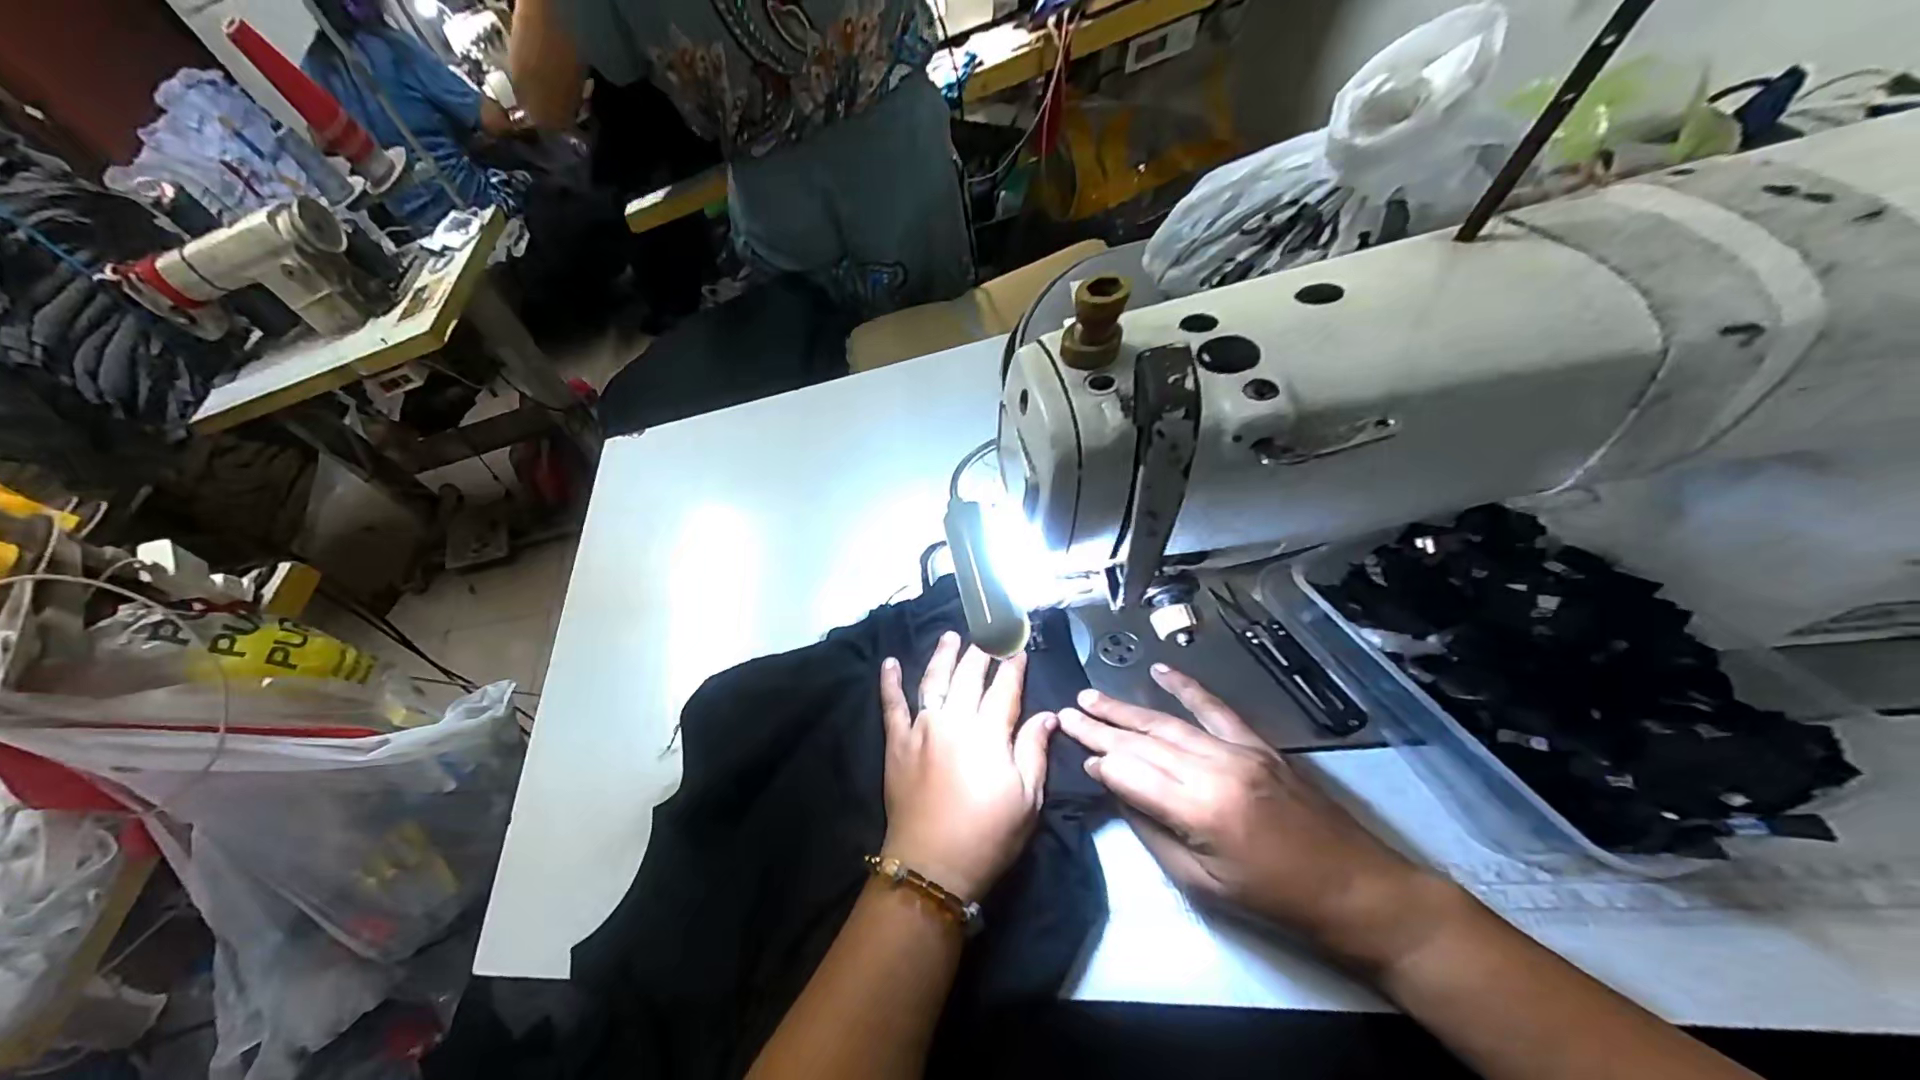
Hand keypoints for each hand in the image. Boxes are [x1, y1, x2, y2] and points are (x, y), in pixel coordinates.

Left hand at [879, 633, 1054, 901]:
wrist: (931, 867)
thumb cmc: (988, 836)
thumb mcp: (1027, 799)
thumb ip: (1034, 751)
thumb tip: (1048, 715)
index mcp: (988, 734)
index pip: (1004, 689)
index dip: (1013, 667)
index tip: (1018, 648)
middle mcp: (954, 721)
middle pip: (968, 677)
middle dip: (980, 653)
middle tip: (988, 635)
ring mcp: (921, 730)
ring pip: (932, 681)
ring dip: (942, 656)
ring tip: (950, 636)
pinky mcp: (896, 744)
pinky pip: (891, 706)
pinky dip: (889, 682)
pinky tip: (890, 662)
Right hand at [1059, 663, 1460, 973]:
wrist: (1355, 888)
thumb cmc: (1274, 900)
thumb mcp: (1203, 883)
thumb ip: (1154, 833)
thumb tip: (1118, 793)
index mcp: (1199, 810)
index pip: (1131, 774)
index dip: (1100, 765)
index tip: (1073, 754)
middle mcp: (1215, 769)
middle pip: (1144, 743)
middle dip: (1101, 728)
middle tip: (1066, 711)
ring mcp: (1238, 751)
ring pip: (1170, 723)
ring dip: (1127, 710)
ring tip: (1092, 697)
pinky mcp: (1258, 745)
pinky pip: (1215, 709)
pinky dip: (1187, 687)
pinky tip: (1162, 671)